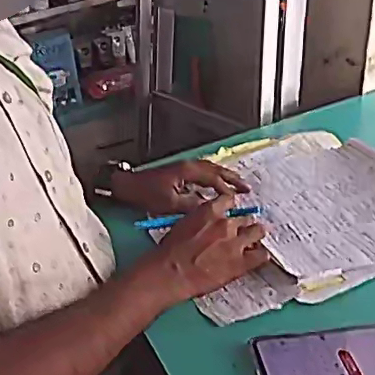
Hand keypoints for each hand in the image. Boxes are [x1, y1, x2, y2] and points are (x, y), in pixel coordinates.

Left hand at [108, 159, 246, 214]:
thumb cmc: (147, 194)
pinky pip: (202, 174)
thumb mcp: (171, 203)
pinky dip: (212, 179)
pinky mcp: (179, 173)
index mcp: (188, 171)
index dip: (227, 189)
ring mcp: (183, 168)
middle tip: (246, 187)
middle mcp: (188, 166)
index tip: (238, 198)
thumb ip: (192, 205)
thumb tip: (210, 208)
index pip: (214, 179)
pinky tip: (214, 189)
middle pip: (215, 170)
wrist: (128, 186)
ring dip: (223, 177)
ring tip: (235, 186)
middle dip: (231, 178)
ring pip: (209, 170)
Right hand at [132, 195, 269, 303]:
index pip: (230, 200)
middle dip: (243, 224)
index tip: (230, 214)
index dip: (230, 209)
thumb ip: (202, 219)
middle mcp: (226, 223)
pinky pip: (262, 255)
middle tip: (238, 232)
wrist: (170, 273)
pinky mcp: (241, 263)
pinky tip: (255, 257)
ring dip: (254, 235)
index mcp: (210, 211)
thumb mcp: (184, 224)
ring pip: (258, 231)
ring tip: (251, 242)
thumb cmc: (170, 251)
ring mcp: (236, 243)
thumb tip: (209, 223)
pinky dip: (260, 255)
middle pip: (245, 217)